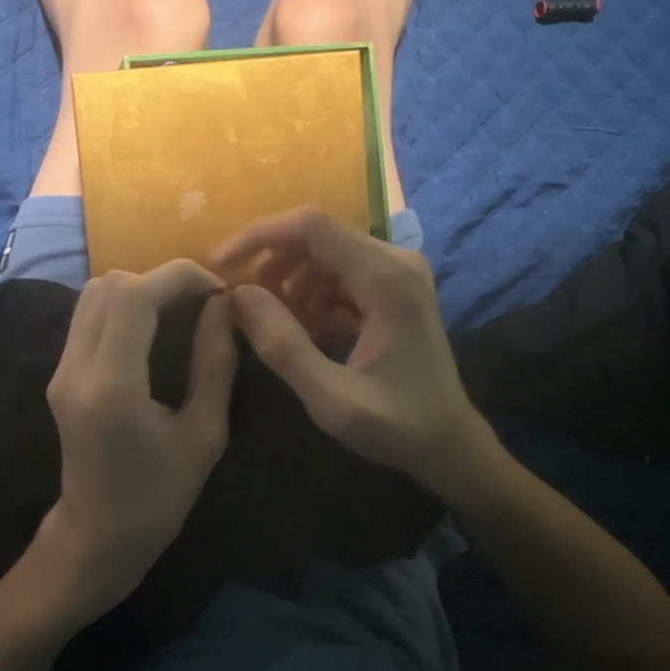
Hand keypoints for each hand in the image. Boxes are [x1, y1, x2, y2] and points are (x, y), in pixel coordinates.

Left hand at [38, 260, 239, 609]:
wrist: (97, 536)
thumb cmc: (159, 497)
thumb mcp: (205, 435)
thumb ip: (214, 363)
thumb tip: (223, 305)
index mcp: (111, 386)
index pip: (135, 295)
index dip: (179, 277)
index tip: (219, 290)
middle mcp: (75, 368)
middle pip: (109, 284)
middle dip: (161, 279)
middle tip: (202, 302)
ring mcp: (60, 369)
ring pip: (93, 294)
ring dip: (140, 288)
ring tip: (181, 311)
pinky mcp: (59, 373)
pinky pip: (88, 316)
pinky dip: (123, 306)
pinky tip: (155, 327)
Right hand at [213, 207, 493, 495]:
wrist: (450, 443)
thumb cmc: (397, 426)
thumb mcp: (331, 398)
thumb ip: (283, 346)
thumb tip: (236, 294)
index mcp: (386, 279)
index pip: (311, 227)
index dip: (258, 236)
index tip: (218, 263)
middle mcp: (397, 261)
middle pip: (316, 234)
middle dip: (269, 259)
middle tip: (237, 298)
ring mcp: (399, 271)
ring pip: (325, 250)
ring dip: (288, 276)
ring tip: (270, 320)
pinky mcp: (395, 286)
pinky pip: (340, 270)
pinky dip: (311, 291)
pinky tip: (303, 328)